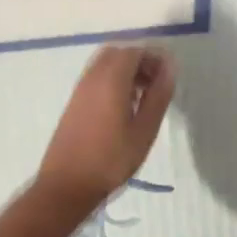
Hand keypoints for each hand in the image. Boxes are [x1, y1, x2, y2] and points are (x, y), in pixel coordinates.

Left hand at [37, 46, 175, 204]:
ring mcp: (80, 90)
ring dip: (126, 71)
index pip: (135, 51)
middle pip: (119, 53)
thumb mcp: (144, 130)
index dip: (155, 57)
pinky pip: (97, 78)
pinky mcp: (74, 103)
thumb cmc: (111, 159)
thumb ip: (158, 96)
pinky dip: (113, 81)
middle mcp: (92, 77)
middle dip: (140, 61)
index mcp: (111, 80)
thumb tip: (170, 69)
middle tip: (156, 83)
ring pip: (106, 65)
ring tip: (143, 96)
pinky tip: (124, 107)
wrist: (66, 185)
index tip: (169, 76)